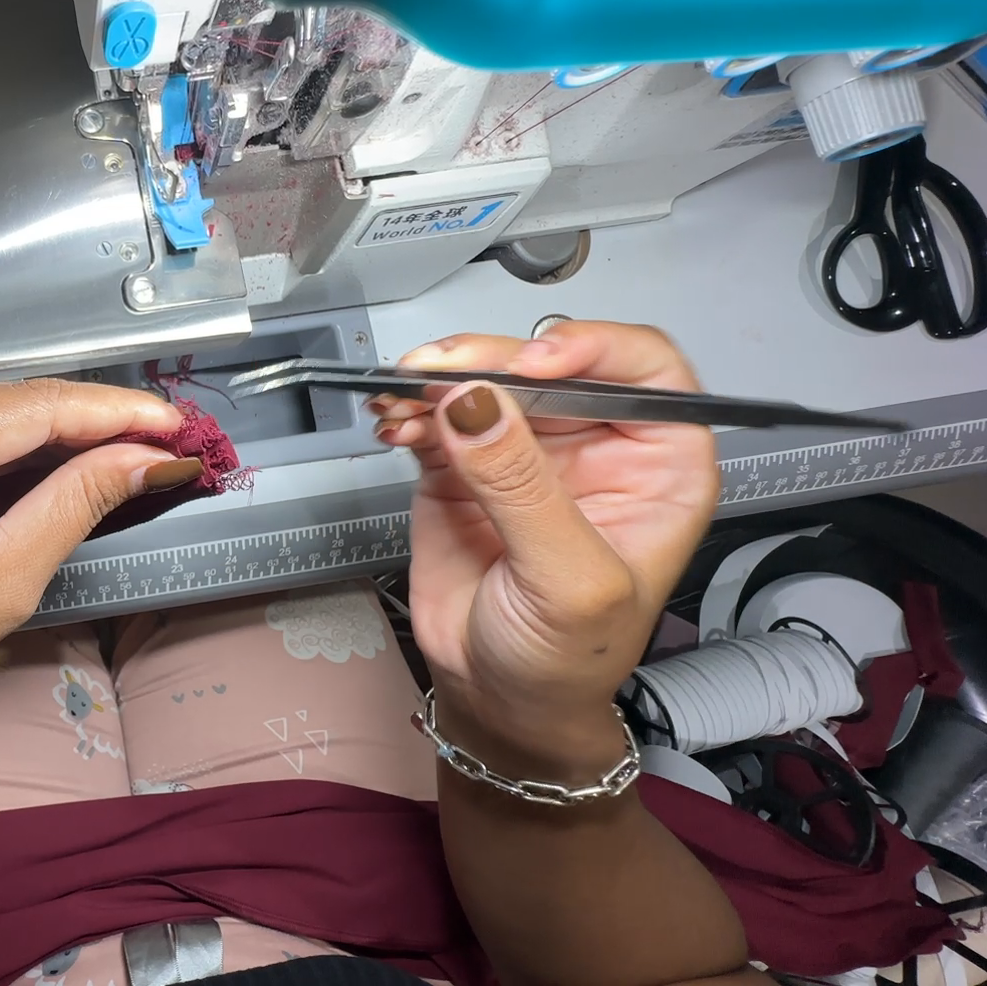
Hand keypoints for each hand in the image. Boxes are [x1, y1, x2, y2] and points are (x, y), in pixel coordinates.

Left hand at [0, 380, 198, 743]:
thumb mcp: (2, 581)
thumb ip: (76, 504)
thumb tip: (151, 459)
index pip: (34, 407)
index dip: (116, 413)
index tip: (180, 427)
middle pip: (19, 399)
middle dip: (98, 421)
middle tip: (168, 445)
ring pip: (2, 405)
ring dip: (68, 428)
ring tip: (137, 449)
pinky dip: (28, 439)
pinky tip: (76, 453)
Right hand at [372, 322, 719, 766]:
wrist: (495, 693)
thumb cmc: (566, 655)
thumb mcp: (567, 578)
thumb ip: (523, 488)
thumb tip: (473, 402)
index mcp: (652, 466)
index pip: (642, 372)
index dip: (590, 350)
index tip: (528, 364)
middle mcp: (587, 448)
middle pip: (542, 369)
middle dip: (485, 361)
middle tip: (432, 371)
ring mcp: (515, 456)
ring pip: (480, 386)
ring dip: (433, 383)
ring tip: (397, 402)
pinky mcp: (457, 470)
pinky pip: (433, 420)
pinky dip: (406, 414)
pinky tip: (390, 426)